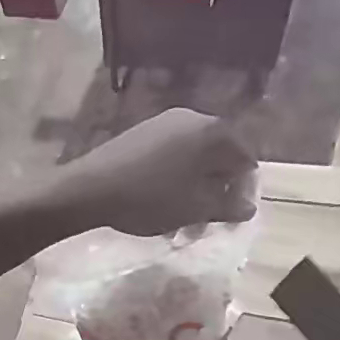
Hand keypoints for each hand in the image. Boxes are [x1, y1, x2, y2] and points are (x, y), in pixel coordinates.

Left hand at [38, 109, 256, 236]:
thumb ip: (227, 207)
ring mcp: (163, 123)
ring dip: (192, 189)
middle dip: (215, 191)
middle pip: (217, 157)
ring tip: (180, 219)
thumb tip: (248, 206)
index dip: (242, 191)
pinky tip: (159, 203)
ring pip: (191, 159)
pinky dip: (172, 179)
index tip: (229, 218)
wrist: (91, 188)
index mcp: (214, 131)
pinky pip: (169, 157)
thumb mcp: (195, 209)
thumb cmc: (151, 199)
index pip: (245, 159)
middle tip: (204, 222)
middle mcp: (192, 117)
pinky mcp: (140, 134)